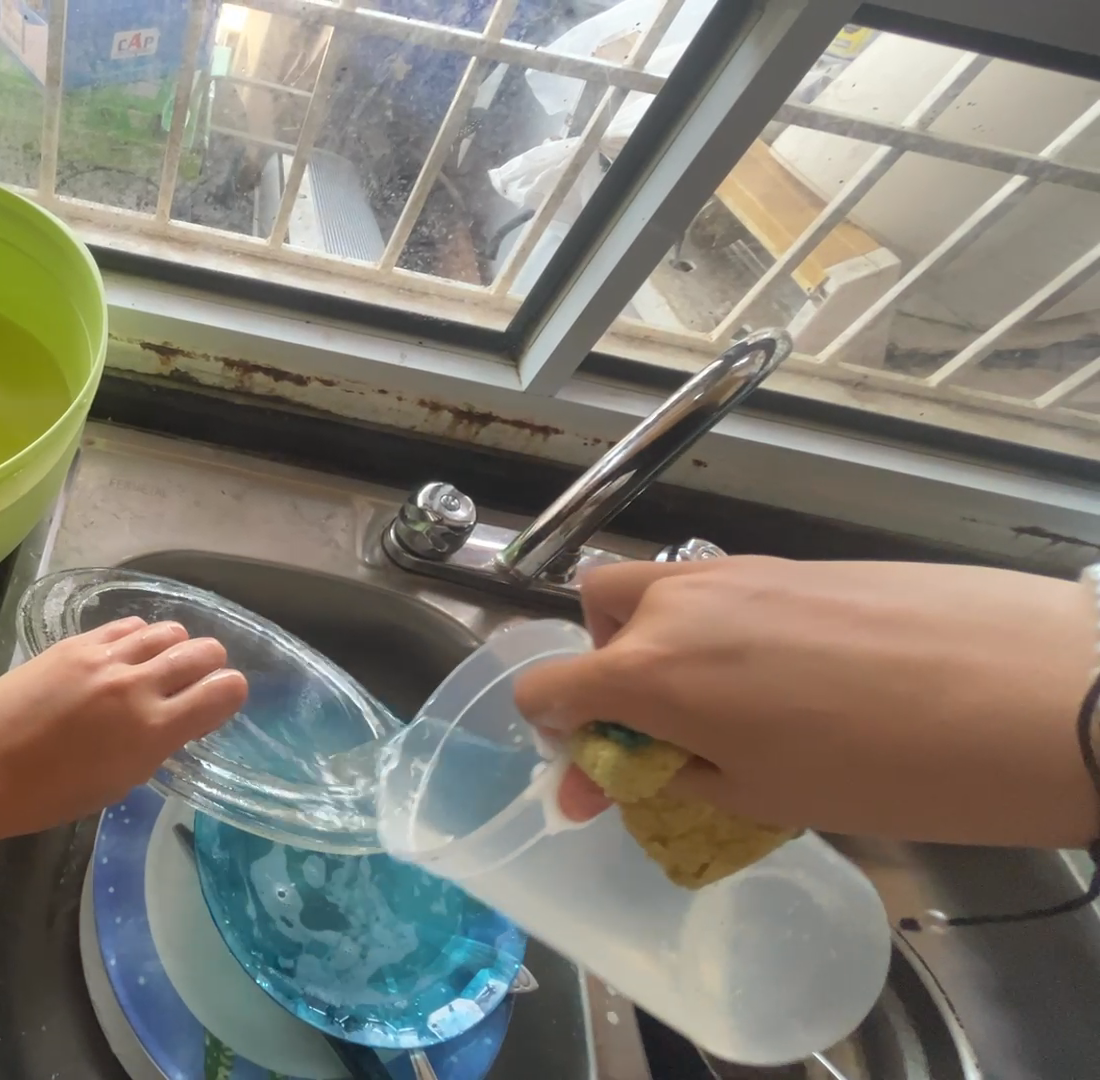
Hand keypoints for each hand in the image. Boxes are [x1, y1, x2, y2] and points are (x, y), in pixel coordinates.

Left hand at [0, 618, 244, 932]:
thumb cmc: (48, 795)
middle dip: (210, 662)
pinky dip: (138, 636)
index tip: (223, 697)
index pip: (223, 691)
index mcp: (153, 732)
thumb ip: (156, 743)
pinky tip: (127, 651)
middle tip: (198, 677)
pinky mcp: (76, 642)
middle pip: (202, 651)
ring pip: (166, 630)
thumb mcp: (119, 781)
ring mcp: (105, 657)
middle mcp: (137, 686)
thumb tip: (175, 717)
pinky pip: (126, 625)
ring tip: (160, 662)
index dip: (231, 691)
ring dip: (174, 645)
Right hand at [513, 556, 1098, 847]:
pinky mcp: (784, 560)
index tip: (589, 755)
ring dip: (653, 632)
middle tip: (661, 709)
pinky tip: (793, 660)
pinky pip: (714, 585)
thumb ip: (665, 776)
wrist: (1053, 693)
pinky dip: (716, 620)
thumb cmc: (890, 771)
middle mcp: (667, 608)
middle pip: (589, 613)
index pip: (544, 689)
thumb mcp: (759, 798)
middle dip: (603, 661)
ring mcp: (727, 573)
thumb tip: (611, 779)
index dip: (551, 726)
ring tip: (727, 682)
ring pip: (649, 589)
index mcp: (645, 673)